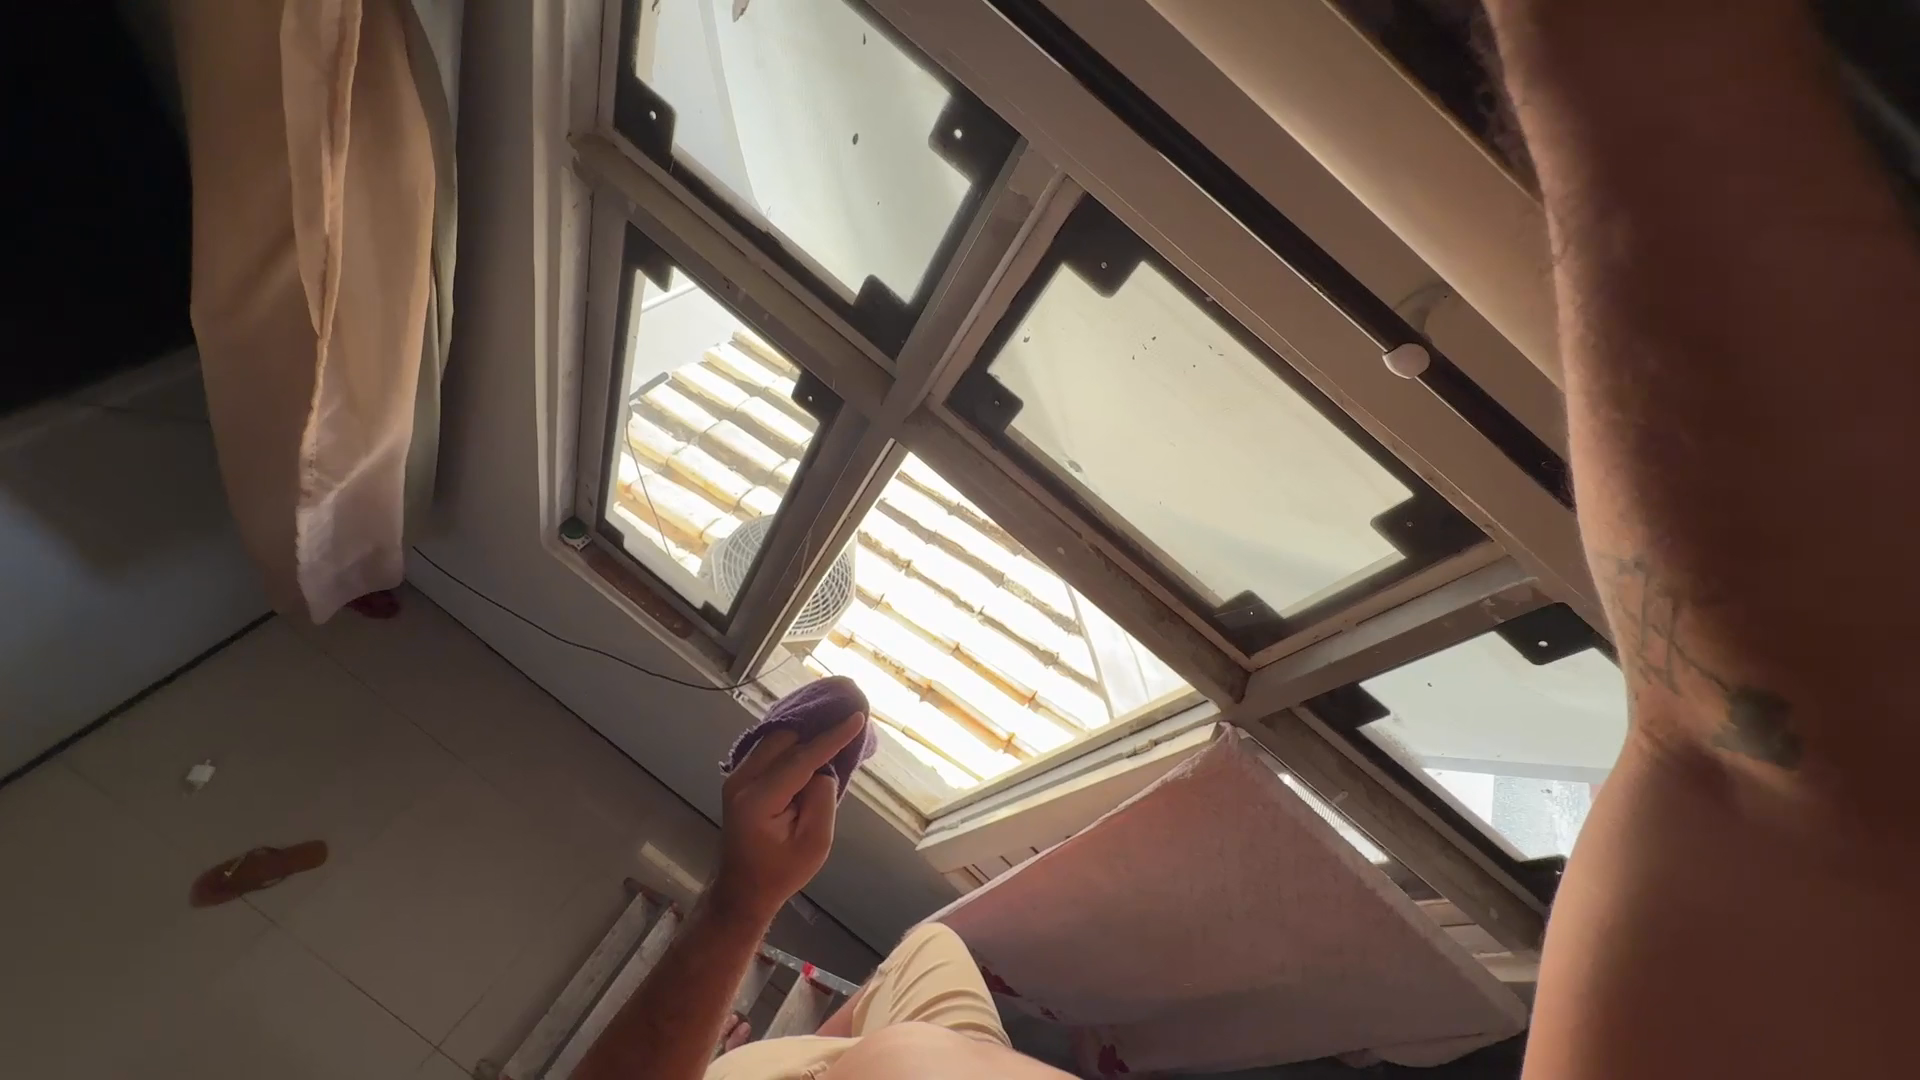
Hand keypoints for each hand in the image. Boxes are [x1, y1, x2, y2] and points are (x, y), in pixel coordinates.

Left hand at [709, 711, 865, 925]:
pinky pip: (769, 746)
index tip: (857, 717)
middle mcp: (741, 780)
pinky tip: (812, 741)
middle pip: (785, 739)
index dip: (832, 737)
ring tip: (833, 728)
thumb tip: (823, 768)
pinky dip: (792, 742)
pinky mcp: (740, 776)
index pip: (801, 759)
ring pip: (776, 738)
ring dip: (804, 734)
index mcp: (758, 800)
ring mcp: (736, 776)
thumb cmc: (781, 872)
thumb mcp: (815, 844)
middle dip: (817, 731)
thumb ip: (822, 799)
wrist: (743, 888)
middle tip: (847, 722)